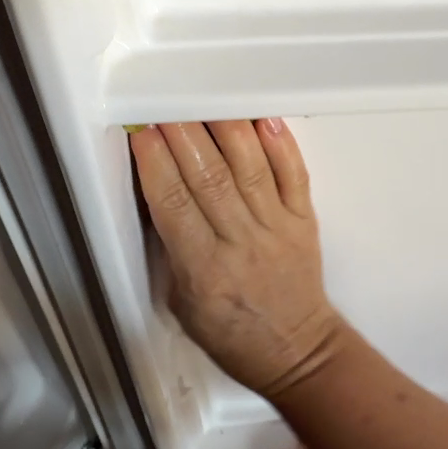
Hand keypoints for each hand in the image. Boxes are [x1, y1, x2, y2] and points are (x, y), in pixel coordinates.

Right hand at [130, 120, 346, 395]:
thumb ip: (172, 248)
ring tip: (206, 97)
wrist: (296, 351)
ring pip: (250, 167)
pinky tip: (264, 116)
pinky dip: (280, 143)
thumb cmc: (230, 333)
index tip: (142, 132)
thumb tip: (158, 190)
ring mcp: (277, 227)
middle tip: (166, 102)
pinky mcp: (304, 219)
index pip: (174, 204)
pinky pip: (293, 174)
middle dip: (184, 134)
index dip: (156, 163)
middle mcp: (241, 242)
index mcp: (203, 270)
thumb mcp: (182, 302)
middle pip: (209, 177)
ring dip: (226, 127)